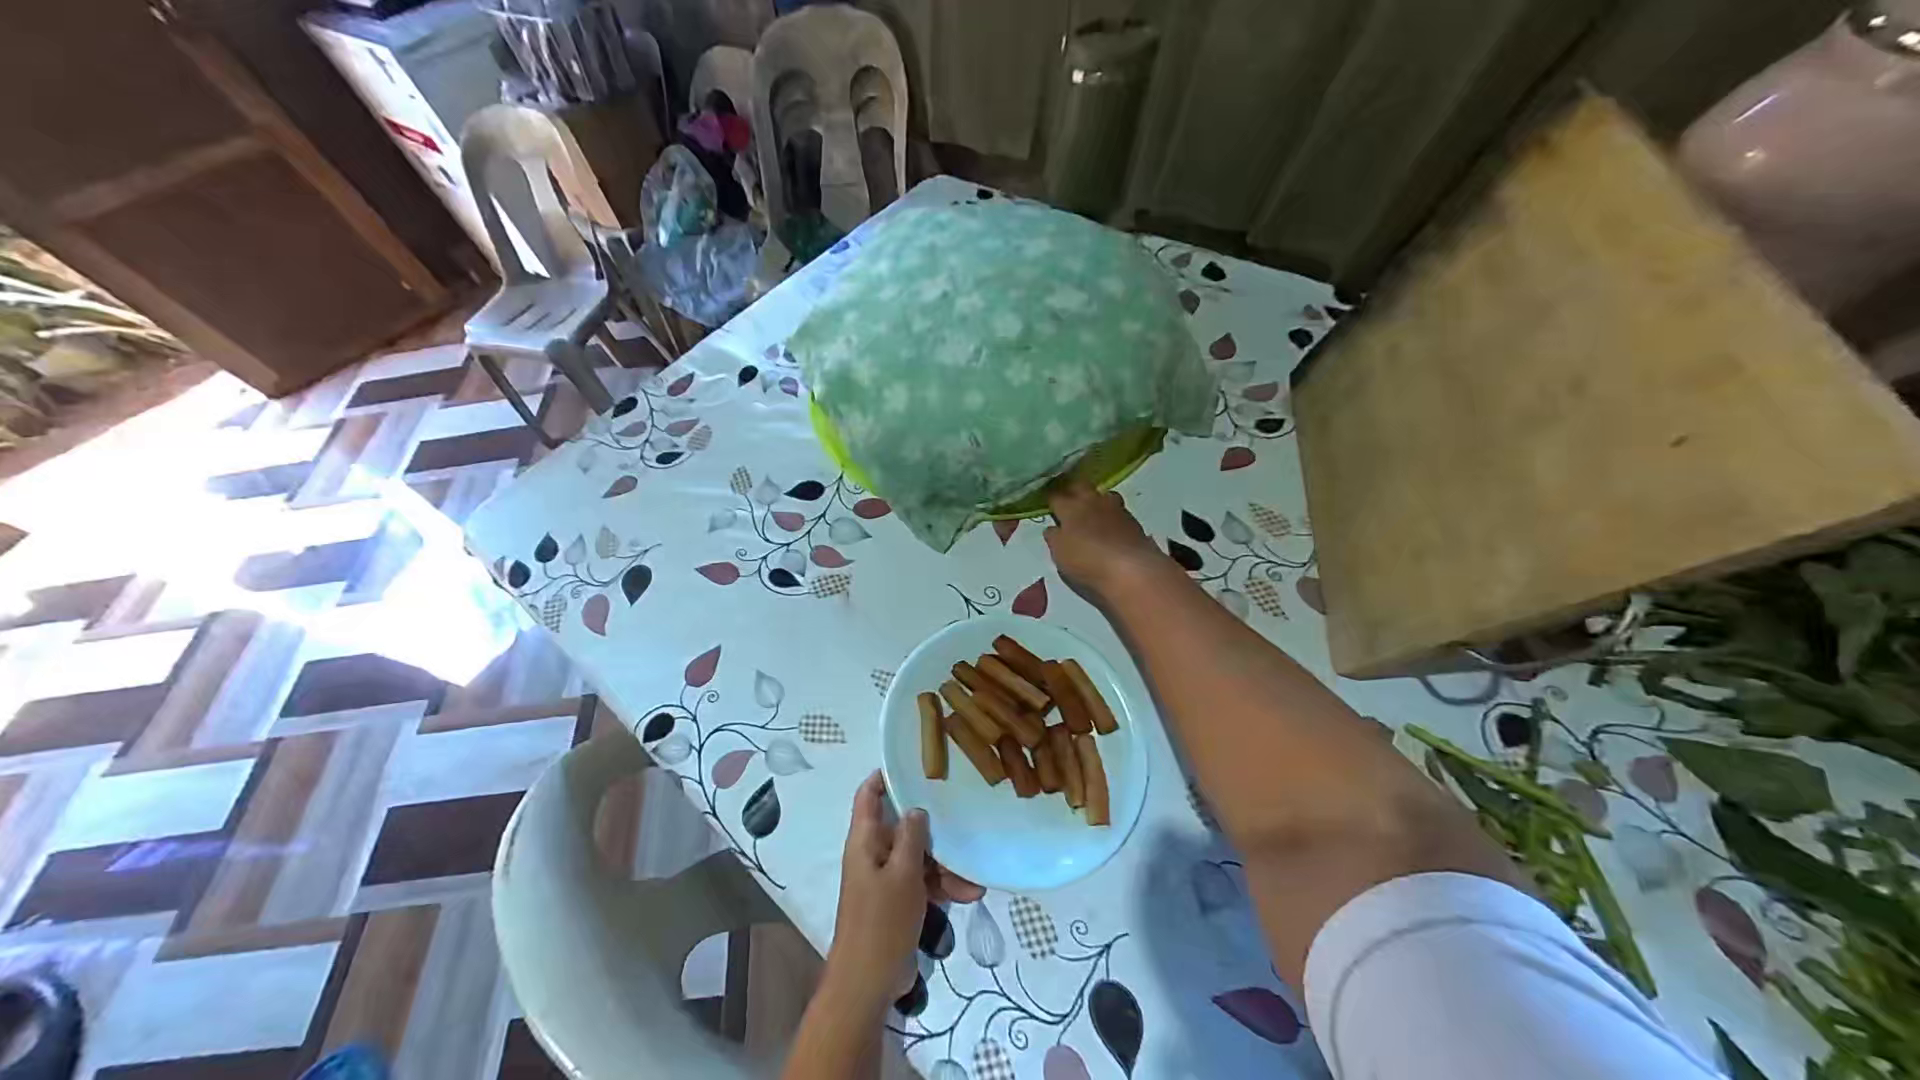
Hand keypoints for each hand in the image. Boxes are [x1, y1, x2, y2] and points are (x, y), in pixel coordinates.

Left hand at [825, 771, 982, 1010]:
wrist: (868, 983)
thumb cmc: (882, 921)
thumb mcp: (903, 874)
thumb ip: (911, 837)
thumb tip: (916, 809)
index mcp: (864, 841)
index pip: (868, 796)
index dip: (884, 776)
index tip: (914, 764)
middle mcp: (873, 854)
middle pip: (902, 827)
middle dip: (933, 830)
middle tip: (963, 822)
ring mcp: (885, 879)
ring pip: (918, 857)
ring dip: (944, 865)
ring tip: (973, 880)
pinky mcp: (897, 902)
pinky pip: (921, 882)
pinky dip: (941, 886)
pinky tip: (968, 893)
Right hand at [1044, 479, 1164, 594]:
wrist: (1132, 568)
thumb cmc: (1087, 560)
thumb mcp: (1060, 554)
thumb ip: (1054, 538)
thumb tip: (1053, 528)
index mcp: (1070, 508)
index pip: (1056, 496)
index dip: (1050, 498)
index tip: (1047, 503)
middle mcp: (1093, 501)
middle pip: (1080, 486)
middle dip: (1073, 490)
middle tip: (1068, 500)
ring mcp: (1116, 509)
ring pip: (1104, 495)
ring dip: (1097, 500)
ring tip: (1093, 512)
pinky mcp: (1134, 521)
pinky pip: (1119, 511)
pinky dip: (1112, 516)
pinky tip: (1111, 527)